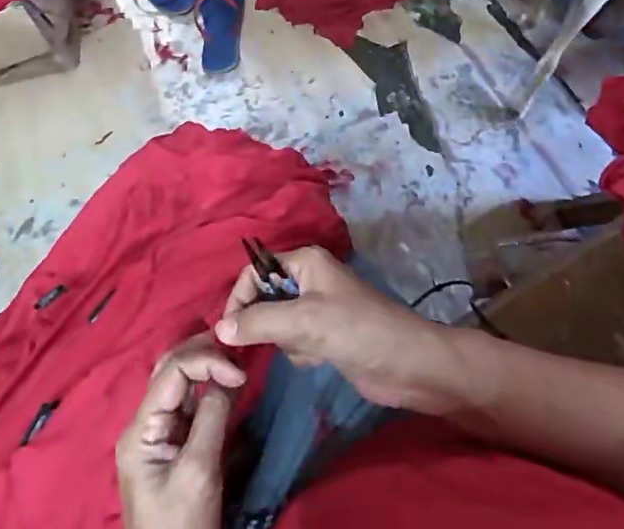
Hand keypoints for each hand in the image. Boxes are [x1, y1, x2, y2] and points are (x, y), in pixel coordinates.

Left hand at [117, 335, 245, 528]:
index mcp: (141, 429)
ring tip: (237, 358)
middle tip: (239, 351)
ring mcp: (159, 432)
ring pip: (180, 380)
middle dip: (205, 352)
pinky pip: (190, 400)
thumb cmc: (181, 525)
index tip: (240, 374)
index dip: (207, 360)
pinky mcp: (175, 442)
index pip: (172, 370)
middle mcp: (145, 423)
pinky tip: (229, 380)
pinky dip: (210, 384)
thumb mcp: (198, 471)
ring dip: (208, 363)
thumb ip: (212, 416)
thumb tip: (230, 374)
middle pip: (171, 368)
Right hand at [214, 246, 471, 414]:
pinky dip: (301, 353)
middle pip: (265, 298)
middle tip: (280, 340)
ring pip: (277, 324)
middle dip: (266, 324)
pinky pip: (294, 341)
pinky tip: (320, 359)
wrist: (404, 363)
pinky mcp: (325, 333)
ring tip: (310, 348)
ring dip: (287, 342)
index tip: (228, 331)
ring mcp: (318, 307)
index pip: (257, 270)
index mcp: (306, 260)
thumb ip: (258, 322)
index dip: (240, 297)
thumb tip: (219, 329)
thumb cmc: (356, 329)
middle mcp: (310, 278)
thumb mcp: (303, 321)